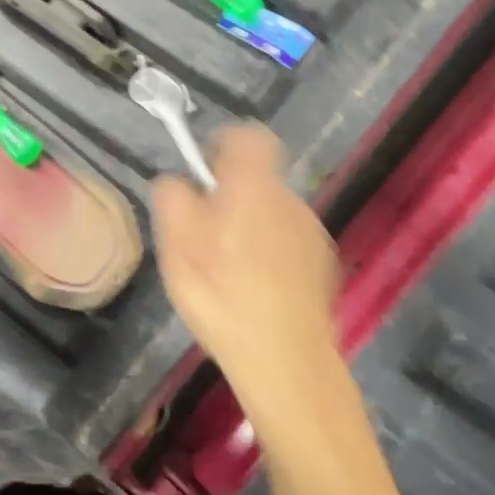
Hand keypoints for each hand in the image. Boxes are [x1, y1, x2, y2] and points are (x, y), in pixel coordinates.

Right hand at [152, 124, 342, 392]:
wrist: (284, 357)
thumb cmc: (222, 299)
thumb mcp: (176, 249)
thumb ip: (172, 201)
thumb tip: (176, 182)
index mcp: (253, 188)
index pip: (247, 137)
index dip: (222, 143)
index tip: (202, 169)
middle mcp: (289, 200)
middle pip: (257, 179)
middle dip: (229, 197)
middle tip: (201, 234)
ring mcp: (310, 231)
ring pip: (271, 211)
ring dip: (248, 225)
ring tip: (226, 268)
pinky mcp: (322, 261)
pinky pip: (287, 240)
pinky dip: (268, 251)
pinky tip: (253, 288)